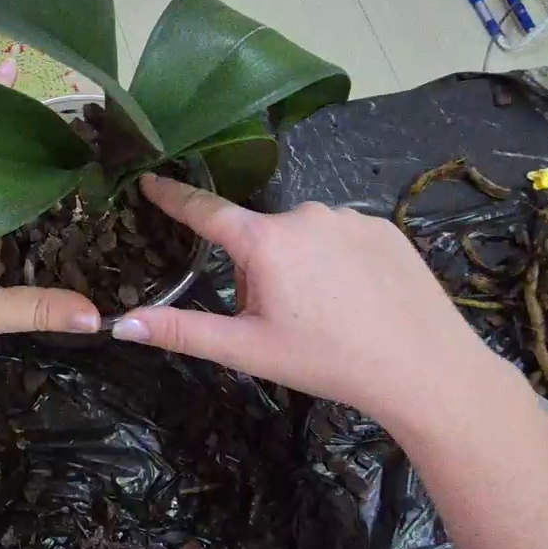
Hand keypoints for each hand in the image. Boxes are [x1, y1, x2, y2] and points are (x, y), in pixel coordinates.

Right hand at [110, 175, 509, 418]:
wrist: (426, 371)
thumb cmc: (326, 360)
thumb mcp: (246, 348)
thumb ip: (181, 331)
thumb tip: (121, 323)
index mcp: (264, 241)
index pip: (205, 210)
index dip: (173, 196)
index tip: (150, 178)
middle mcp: (304, 214)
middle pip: (257, 237)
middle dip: (256, 271)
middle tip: (278, 319)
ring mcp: (348, 217)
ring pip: (299, 238)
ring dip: (295, 266)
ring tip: (322, 313)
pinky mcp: (383, 227)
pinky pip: (338, 236)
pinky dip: (333, 261)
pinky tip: (355, 297)